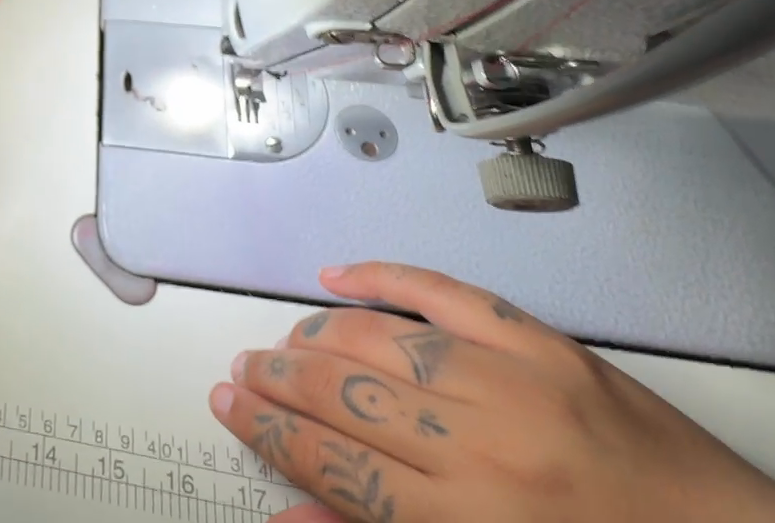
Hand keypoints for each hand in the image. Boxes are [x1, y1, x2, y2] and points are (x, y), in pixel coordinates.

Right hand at [211, 262, 774, 522]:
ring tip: (283, 339)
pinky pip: (445, 292)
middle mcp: (483, 448)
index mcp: (469, 522)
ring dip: (313, 334)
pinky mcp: (548, 344)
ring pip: (377, 339)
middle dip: (274, 377)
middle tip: (243, 367)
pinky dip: (383, 277)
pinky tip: (337, 277)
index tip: (227, 403)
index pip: (328, 462)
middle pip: (340, 394)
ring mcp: (516, 383)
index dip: (264, 428)